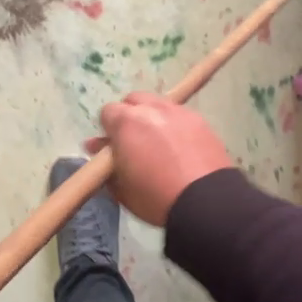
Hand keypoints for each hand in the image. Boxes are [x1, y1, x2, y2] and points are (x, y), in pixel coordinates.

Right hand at [87, 92, 235, 225]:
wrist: (205, 201)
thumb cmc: (156, 197)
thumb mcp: (122, 188)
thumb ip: (106, 163)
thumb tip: (96, 146)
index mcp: (126, 123)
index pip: (108, 112)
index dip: (108, 129)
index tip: (114, 146)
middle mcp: (151, 109)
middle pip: (133, 100)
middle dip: (130, 116)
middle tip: (134, 141)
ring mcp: (178, 112)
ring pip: (158, 103)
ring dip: (152, 116)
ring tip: (158, 141)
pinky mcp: (200, 120)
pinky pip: (179, 114)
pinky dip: (174, 123)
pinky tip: (179, 145)